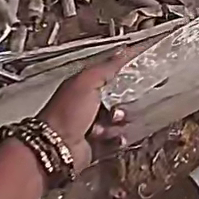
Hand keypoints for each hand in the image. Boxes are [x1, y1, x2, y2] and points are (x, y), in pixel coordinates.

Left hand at [37, 53, 129, 168]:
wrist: (57, 147)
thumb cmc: (68, 111)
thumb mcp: (88, 82)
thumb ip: (107, 66)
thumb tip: (124, 51)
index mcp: (85, 84)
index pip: (111, 74)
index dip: (126, 75)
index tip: (140, 75)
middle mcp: (90, 103)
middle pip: (120, 99)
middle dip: (123, 104)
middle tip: (117, 109)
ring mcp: (94, 124)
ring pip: (121, 119)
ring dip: (118, 122)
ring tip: (110, 125)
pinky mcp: (99, 143)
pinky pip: (118, 138)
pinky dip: (116, 138)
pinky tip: (110, 137)